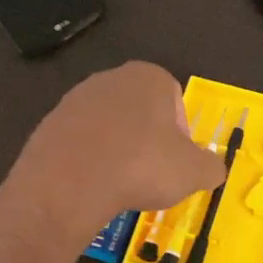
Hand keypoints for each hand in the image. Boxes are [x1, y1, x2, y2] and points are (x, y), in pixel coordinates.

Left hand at [0, 62, 226, 257]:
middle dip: (148, 140)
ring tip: (121, 184)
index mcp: (148, 77)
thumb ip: (211, 166)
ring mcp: (75, 99)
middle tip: (151, 174)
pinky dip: (91, 161)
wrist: (70, 183)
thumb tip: (213, 169)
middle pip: (141, 111)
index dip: (180, 133)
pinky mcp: (50, 124)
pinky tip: (94, 185)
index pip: (175, 99)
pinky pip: (82, 143)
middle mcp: (110, 78)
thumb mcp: (194, 172)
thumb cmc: (142, 166)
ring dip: (119, 150)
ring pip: (110, 126)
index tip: (176, 161)